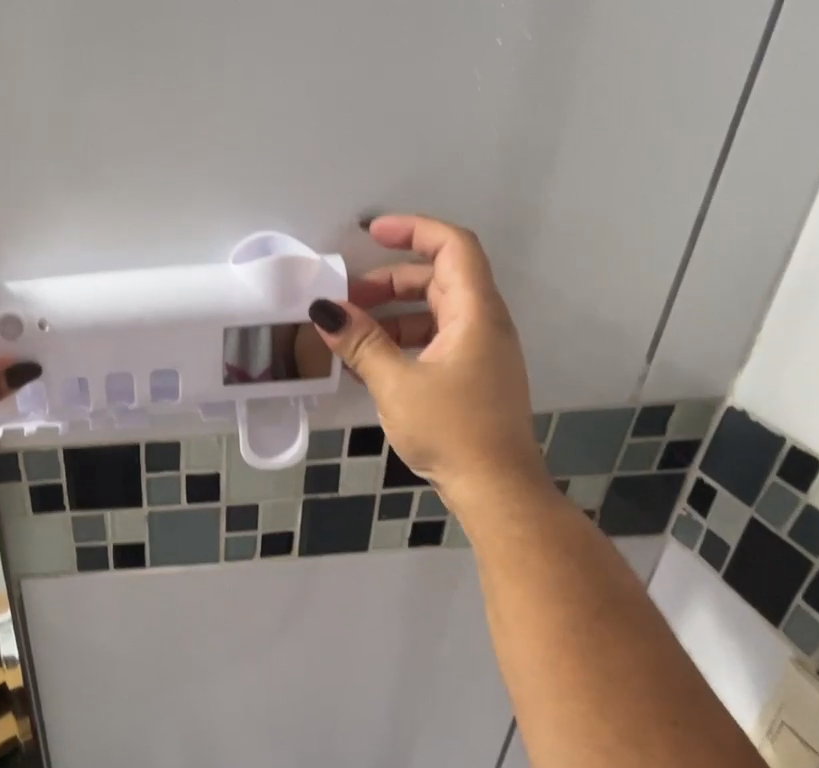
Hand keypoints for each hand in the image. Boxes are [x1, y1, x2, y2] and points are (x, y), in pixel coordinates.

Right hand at [305, 214, 549, 508]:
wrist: (494, 485)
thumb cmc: (451, 429)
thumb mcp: (396, 384)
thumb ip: (361, 344)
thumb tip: (324, 311)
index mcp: (475, 312)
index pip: (452, 246)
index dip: (413, 231)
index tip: (371, 233)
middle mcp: (483, 323)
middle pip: (438, 279)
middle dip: (390, 281)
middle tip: (347, 297)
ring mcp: (480, 352)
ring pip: (434, 313)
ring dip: (392, 315)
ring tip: (350, 334)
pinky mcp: (471, 377)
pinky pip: (435, 342)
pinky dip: (402, 342)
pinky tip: (369, 363)